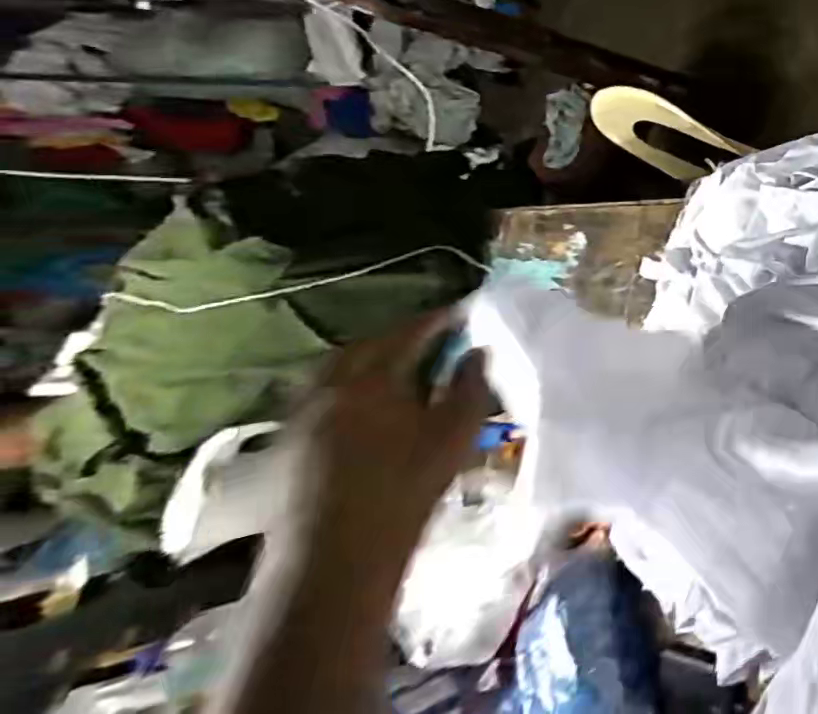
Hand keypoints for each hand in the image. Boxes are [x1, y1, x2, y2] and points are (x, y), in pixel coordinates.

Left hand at [277, 310, 493, 577]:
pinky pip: (321, 394)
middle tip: (432, 335)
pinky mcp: (291, 444)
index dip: (438, 320)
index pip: (409, 334)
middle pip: (364, 347)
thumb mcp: (457, 430)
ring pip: (335, 370)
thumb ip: (470, 383)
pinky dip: (348, 384)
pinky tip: (369, 400)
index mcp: (371, 379)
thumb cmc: (408, 483)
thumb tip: (477, 350)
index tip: (463, 312)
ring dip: (369, 358)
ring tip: (400, 363)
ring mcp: (302, 417)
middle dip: (399, 335)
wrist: (339, 553)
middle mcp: (329, 389)